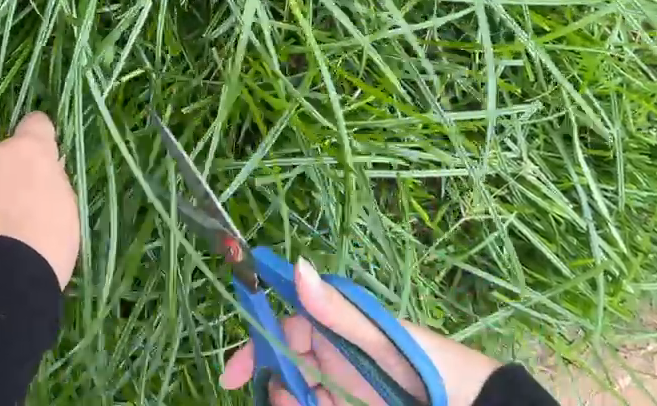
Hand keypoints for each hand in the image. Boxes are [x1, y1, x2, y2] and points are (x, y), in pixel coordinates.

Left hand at [0, 111, 79, 286]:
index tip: (42, 157)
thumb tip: (42, 175)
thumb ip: (51, 183)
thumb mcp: (65, 208)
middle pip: (4, 157)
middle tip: (20, 213)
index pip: (36, 124)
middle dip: (10, 176)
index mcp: (29, 151)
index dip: (40, 139)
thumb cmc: (45, 243)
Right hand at [218, 258, 500, 405]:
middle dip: (276, 387)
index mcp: (333, 329)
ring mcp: (343, 391)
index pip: (283, 332)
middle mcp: (333, 359)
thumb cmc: (425, 363)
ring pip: (302, 397)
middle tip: (283, 401)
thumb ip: (335, 309)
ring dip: (291, 402)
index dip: (255, 352)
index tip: (231, 378)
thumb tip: (294, 264)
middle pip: (287, 371)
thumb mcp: (379, 337)